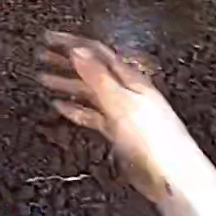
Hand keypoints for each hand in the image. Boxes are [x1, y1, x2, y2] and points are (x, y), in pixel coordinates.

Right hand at [38, 32, 209, 202]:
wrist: (173, 178)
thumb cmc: (154, 139)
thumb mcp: (120, 101)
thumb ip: (97, 76)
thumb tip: (77, 50)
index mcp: (129, 78)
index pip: (96, 52)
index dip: (71, 42)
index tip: (49, 37)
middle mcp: (126, 91)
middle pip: (91, 69)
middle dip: (65, 60)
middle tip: (42, 54)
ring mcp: (122, 111)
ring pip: (89, 91)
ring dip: (66, 82)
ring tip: (44, 78)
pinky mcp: (118, 131)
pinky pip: (92, 114)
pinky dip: (75, 108)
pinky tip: (61, 107)